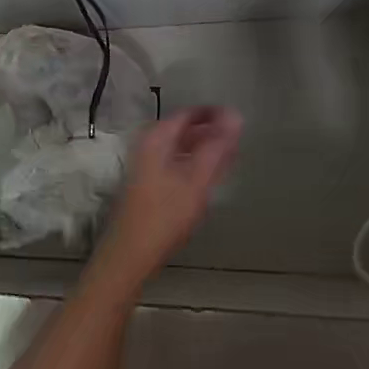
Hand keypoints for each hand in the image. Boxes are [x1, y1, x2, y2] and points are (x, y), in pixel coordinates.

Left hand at [97, 107, 242, 283]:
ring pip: (180, 148)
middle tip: (237, 140)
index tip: (237, 120)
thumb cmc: (166, 214)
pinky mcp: (148, 184)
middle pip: (184, 130)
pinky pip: (176, 163)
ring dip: (204, 149)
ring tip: (229, 158)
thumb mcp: (197, 179)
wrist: (131, 254)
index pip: (189, 114)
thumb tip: (235, 116)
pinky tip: (209, 177)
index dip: (214, 114)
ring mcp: (147, 166)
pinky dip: (194, 164)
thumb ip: (217, 147)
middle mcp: (149, 146)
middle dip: (210, 132)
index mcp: (157, 139)